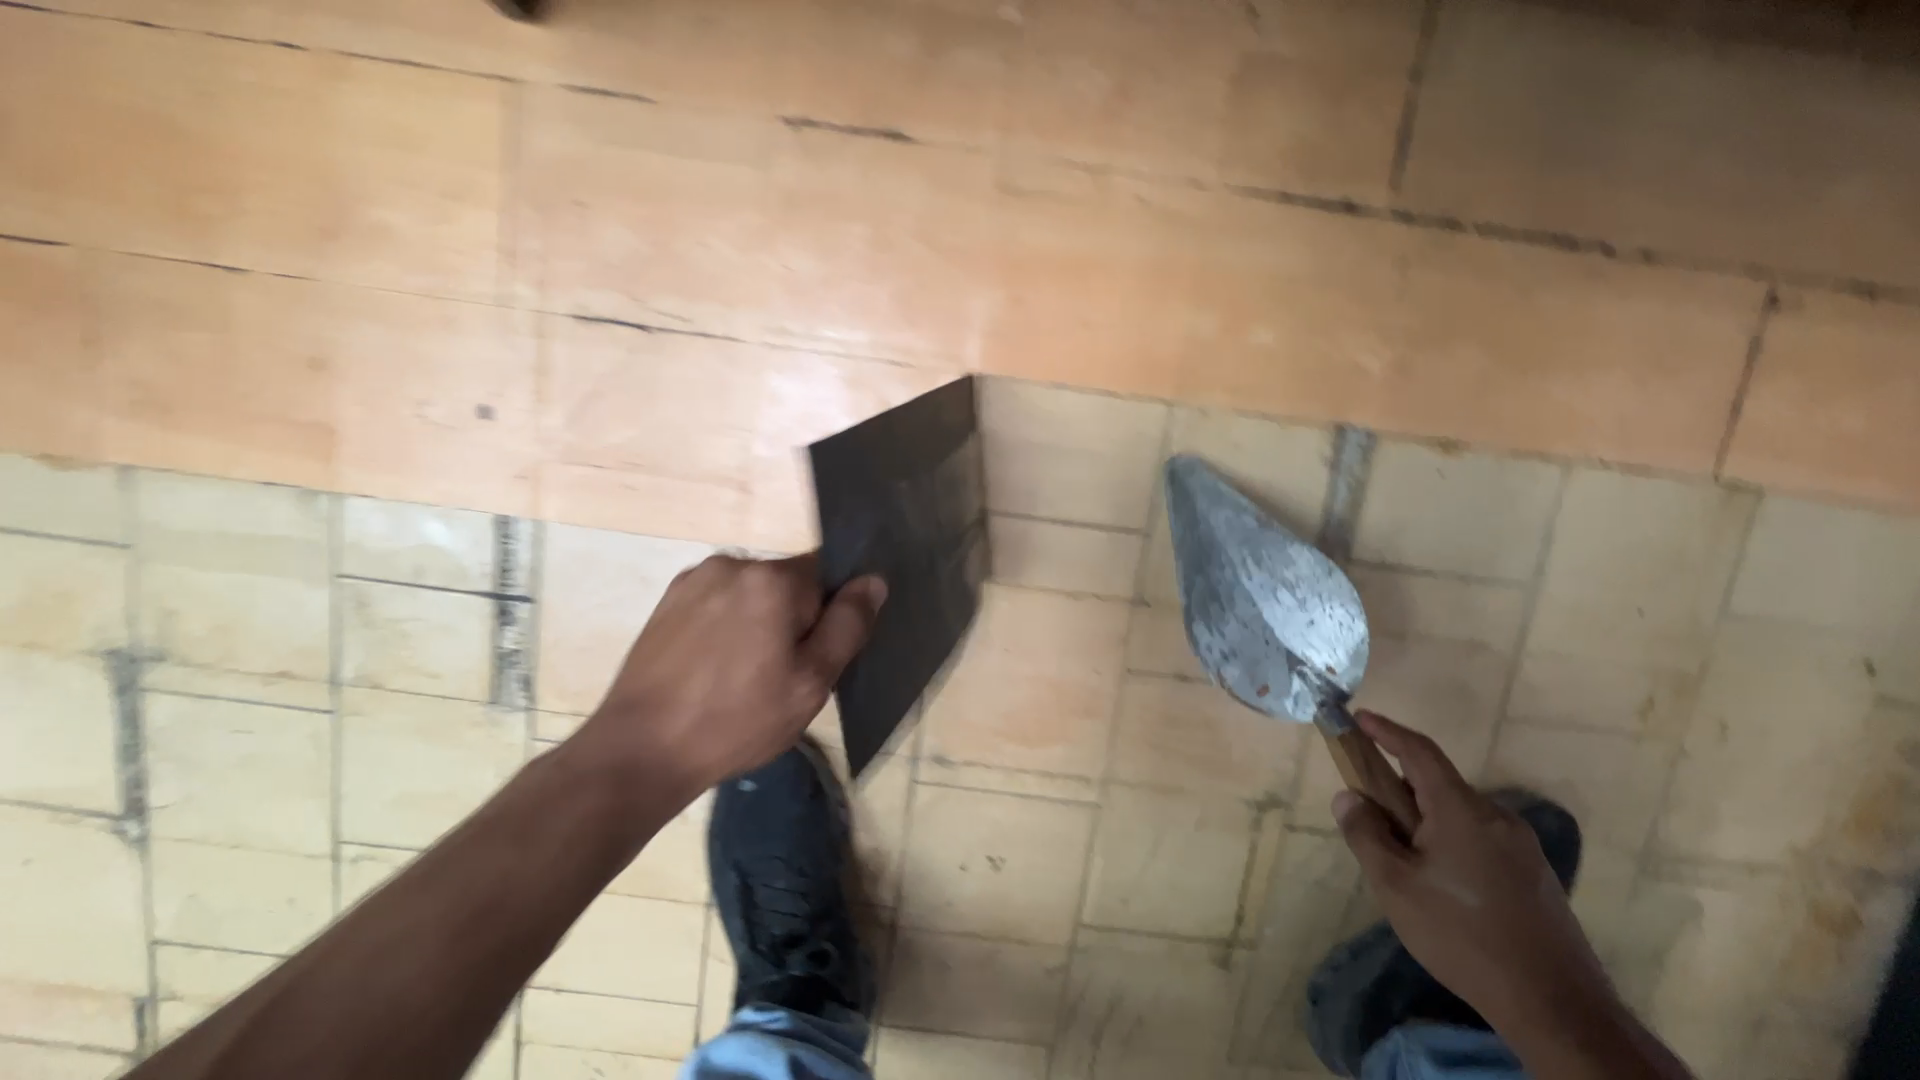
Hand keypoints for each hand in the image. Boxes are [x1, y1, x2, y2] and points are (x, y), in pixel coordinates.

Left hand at [577, 552, 886, 792]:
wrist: (640, 750)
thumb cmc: (736, 720)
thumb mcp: (810, 684)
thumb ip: (847, 627)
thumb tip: (874, 581)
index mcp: (772, 580)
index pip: (827, 577)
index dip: (827, 620)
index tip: (812, 660)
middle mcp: (732, 564)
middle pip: (788, 585)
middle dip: (793, 622)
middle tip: (779, 678)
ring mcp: (693, 581)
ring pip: (752, 595)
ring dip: (758, 625)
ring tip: (741, 679)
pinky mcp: (667, 602)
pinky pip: (718, 604)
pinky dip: (726, 630)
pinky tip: (713, 672)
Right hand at [1332, 710, 1613, 1030]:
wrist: (1553, 1002)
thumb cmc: (1462, 935)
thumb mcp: (1395, 886)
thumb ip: (1366, 834)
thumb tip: (1350, 797)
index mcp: (1461, 809)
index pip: (1418, 751)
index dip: (1386, 731)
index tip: (1358, 718)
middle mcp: (1496, 817)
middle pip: (1437, 786)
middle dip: (1399, 792)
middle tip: (1370, 823)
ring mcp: (1522, 846)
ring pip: (1459, 817)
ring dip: (1425, 824)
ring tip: (1404, 869)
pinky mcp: (1535, 875)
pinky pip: (1480, 841)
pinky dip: (1450, 845)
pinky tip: (1442, 890)